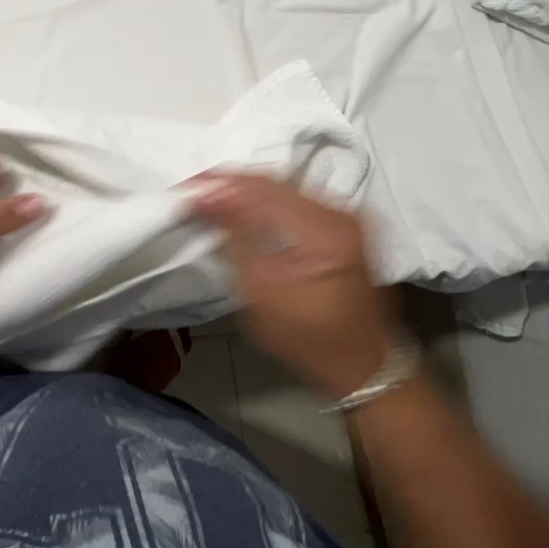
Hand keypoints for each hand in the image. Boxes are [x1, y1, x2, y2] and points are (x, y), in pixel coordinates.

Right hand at [190, 173, 400, 399]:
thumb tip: (206, 196)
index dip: (219, 183)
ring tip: (211, 200)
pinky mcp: (344, 223)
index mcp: (324, 231)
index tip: (185, 188)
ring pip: (284, 187)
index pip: (262, 189)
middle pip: (275, 182)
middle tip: (193, 192)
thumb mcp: (260, 292)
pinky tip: (243, 210)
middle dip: (230, 185)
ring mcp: (347, 216)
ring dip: (246, 192)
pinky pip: (296, 199)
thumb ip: (234, 236)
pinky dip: (266, 202)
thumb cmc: (307, 340)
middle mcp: (341, 213)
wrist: (363, 365)